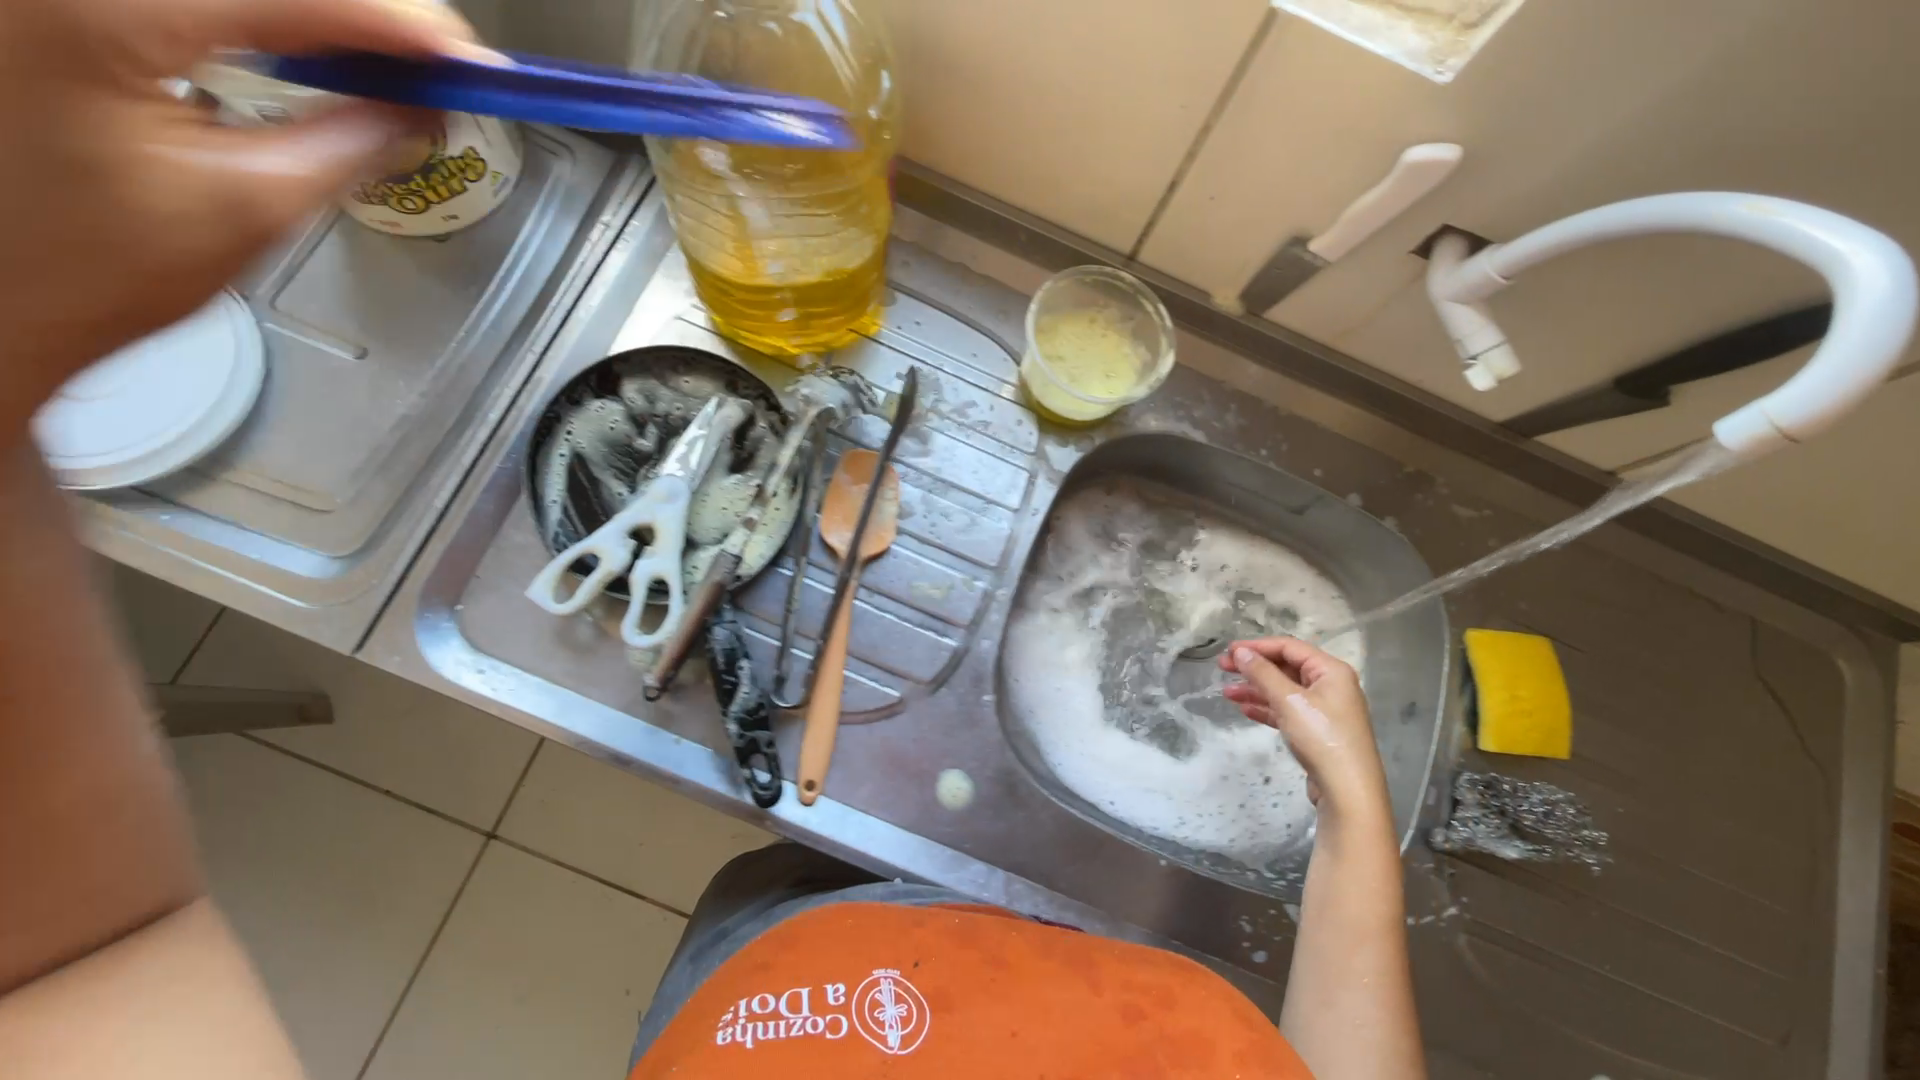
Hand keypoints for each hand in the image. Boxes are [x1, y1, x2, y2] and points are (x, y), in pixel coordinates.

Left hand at [0, 0, 496, 439]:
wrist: (1, 297)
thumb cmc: (110, 267)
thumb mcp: (256, 204)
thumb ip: (353, 141)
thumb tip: (428, 106)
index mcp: (93, 13)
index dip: (391, 21)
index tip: (466, 53)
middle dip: (363, 8)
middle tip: (439, 52)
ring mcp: (66, 1)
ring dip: (323, 13)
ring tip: (392, 54)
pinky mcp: (69, 15)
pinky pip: (204, 4)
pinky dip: (274, 16)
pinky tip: (317, 44)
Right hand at [1220, 637, 1389, 823]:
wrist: (1347, 790)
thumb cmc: (1321, 737)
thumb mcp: (1289, 701)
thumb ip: (1262, 673)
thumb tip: (1240, 652)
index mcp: (1331, 671)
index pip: (1289, 647)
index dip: (1257, 646)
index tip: (1228, 651)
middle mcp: (1330, 685)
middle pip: (1286, 667)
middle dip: (1254, 668)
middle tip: (1222, 668)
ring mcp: (1324, 710)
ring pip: (1284, 690)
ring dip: (1256, 689)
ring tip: (1227, 693)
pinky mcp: (1317, 731)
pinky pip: (1288, 710)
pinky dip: (1267, 708)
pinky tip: (1245, 710)